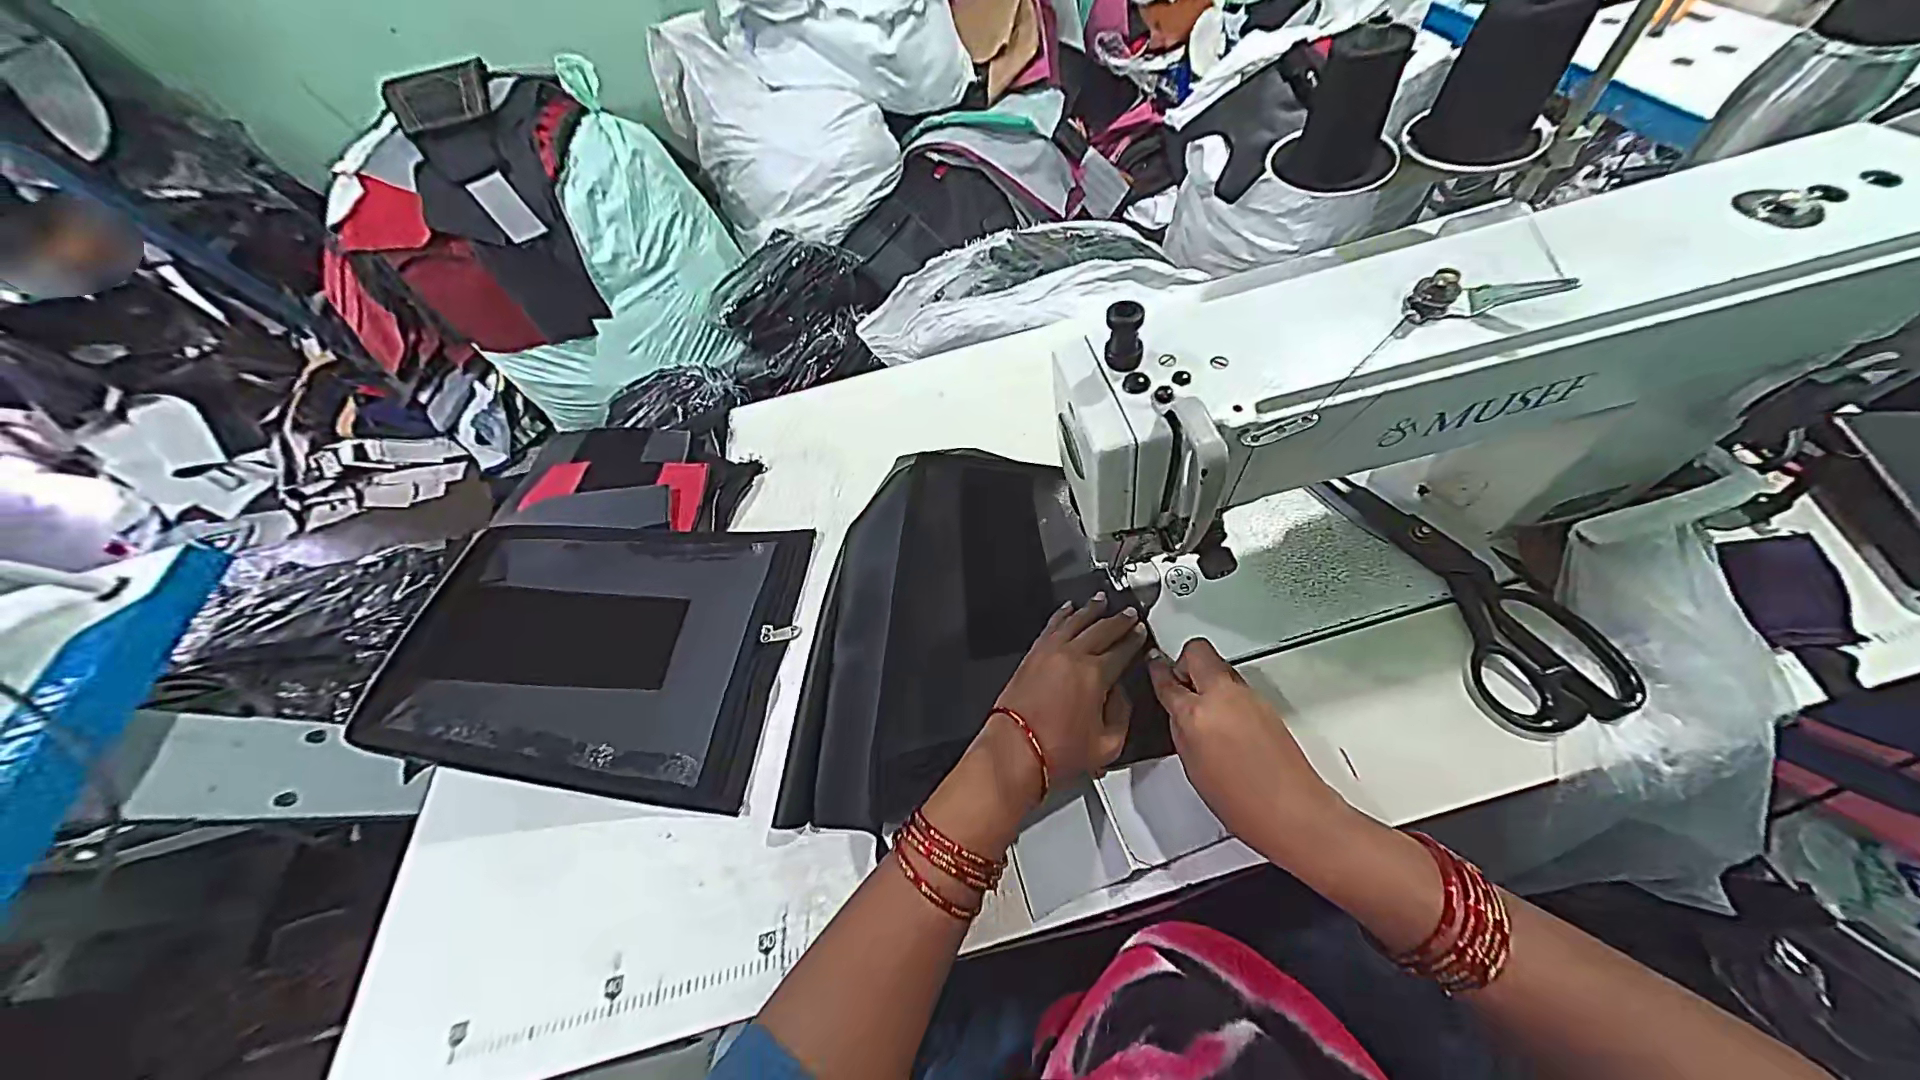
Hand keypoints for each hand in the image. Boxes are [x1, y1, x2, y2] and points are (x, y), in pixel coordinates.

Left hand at [991, 595, 1146, 790]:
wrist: (1016, 749)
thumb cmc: (1054, 750)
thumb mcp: (1108, 744)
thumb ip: (1122, 714)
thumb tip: (1121, 697)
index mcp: (1096, 675)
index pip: (1122, 649)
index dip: (1134, 639)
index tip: (1140, 633)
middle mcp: (1072, 657)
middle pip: (1101, 629)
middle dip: (1118, 620)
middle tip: (1128, 614)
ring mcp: (1049, 653)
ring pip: (1075, 621)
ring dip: (1091, 610)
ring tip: (1100, 601)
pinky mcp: (1032, 656)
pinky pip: (1051, 627)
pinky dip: (1062, 615)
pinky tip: (1067, 610)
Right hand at [1147, 639, 1347, 858]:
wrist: (1294, 813)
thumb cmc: (1248, 802)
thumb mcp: (1192, 766)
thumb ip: (1180, 729)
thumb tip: (1176, 712)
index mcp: (1197, 713)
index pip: (1168, 679)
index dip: (1157, 672)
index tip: (1155, 667)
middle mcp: (1225, 696)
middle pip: (1197, 651)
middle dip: (1184, 662)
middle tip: (1179, 681)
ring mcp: (1250, 697)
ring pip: (1219, 666)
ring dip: (1207, 679)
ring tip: (1204, 709)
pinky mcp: (1267, 705)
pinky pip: (1238, 686)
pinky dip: (1226, 696)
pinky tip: (1225, 723)